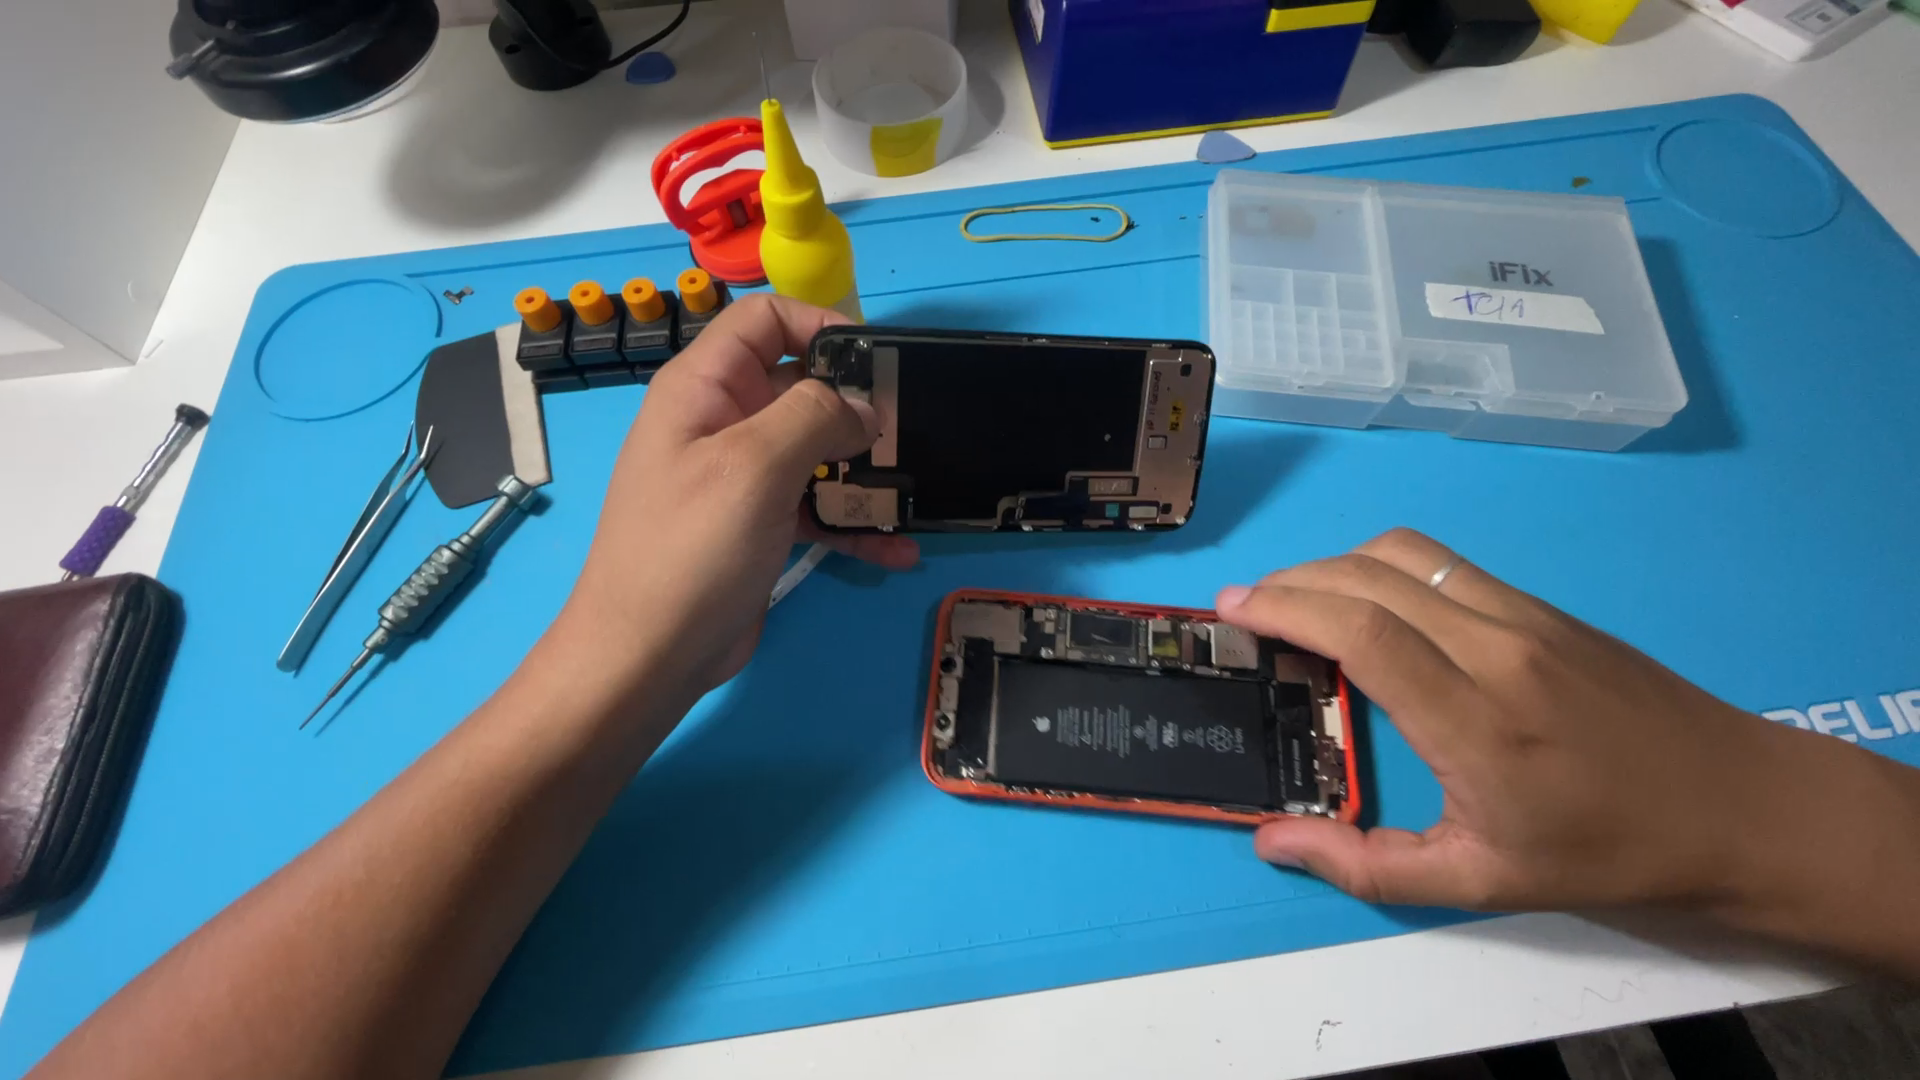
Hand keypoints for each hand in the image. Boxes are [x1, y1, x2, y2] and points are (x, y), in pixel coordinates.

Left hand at [563, 294, 916, 690]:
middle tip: (908, 435)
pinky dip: (854, 525)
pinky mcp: (763, 525)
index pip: (766, 321)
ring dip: (864, 473)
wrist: (650, 654)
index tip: (878, 361)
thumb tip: (866, 409)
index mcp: (707, 388)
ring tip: (911, 494)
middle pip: (802, 388)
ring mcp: (745, 478)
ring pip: (817, 452)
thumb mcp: (753, 465)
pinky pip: (817, 509)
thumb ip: (815, 417)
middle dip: (857, 408)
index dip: (821, 325)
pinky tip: (897, 550)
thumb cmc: (691, 548)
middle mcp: (725, 423)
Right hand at [1214, 528, 1830, 914]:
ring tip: (1296, 599)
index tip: (1233, 609)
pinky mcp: (1538, 604)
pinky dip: (1376, 566)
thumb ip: (1366, 867)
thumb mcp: (1482, 882)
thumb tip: (1270, 842)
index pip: (1362, 633)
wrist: (1750, 810)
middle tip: (1245, 606)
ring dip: (1330, 565)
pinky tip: (1365, 601)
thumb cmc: (1607, 852)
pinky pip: (1436, 560)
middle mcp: (1495, 648)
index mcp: (1476, 721)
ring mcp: (1522, 615)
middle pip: (1366, 578)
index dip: (1286, 609)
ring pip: (1399, 553)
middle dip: (1289, 581)